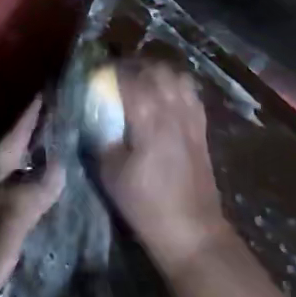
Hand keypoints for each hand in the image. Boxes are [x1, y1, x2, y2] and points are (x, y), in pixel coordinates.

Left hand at [0, 98, 64, 296]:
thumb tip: (61, 163)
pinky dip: (39, 209)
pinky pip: (21, 216)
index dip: (34, 113)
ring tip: (72, 163)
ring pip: (20, 186)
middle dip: (41, 141)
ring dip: (42, 175)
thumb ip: (37, 188)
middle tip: (72, 125)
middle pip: (18, 157)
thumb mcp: (11, 214)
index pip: (16, 134)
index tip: (53, 88)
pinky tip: (57, 211)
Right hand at [98, 64, 231, 271]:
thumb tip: (93, 116)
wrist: (191, 230)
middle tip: (116, 76)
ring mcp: (192, 118)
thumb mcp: (110, 174)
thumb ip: (101, 138)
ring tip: (141, 83)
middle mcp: (174, 110)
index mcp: (149, 118)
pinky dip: (176, 87)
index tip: (96, 73)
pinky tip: (164, 99)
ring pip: (178, 77)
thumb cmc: (146, 205)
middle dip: (135, 67)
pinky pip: (190, 94)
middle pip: (157, 70)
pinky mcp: (202, 129)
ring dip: (158, 73)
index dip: (112, 70)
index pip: (130, 78)